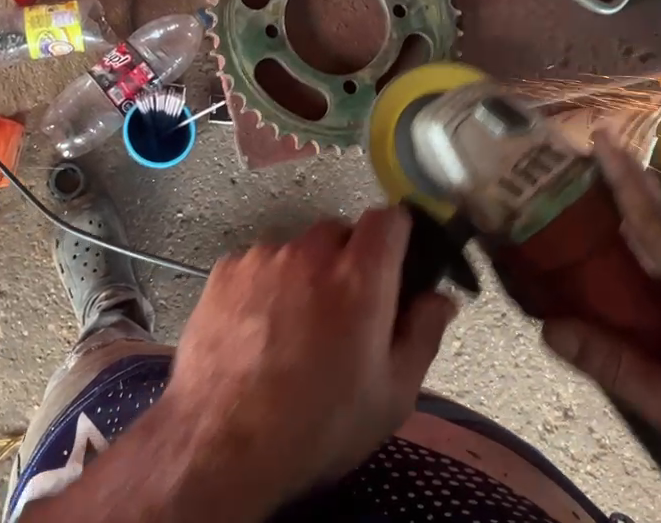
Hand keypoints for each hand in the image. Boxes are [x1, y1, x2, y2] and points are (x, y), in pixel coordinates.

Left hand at [158, 207, 457, 512]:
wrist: (222, 440)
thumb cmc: (317, 425)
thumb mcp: (392, 395)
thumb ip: (423, 334)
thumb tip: (439, 298)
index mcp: (359, 278)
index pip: (388, 219)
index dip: (397, 234)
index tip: (397, 258)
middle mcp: (310, 254)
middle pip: (339, 233)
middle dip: (349, 260)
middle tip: (346, 310)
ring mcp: (262, 258)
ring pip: (296, 250)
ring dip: (304, 274)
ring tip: (295, 329)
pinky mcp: (225, 270)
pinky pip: (258, 264)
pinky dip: (265, 285)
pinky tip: (259, 330)